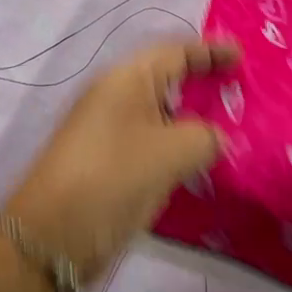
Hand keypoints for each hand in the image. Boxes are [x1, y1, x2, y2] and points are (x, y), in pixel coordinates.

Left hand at [3, 39, 241, 281]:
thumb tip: (214, 138)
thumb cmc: (112, 179)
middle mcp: (115, 95)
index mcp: (127, 78)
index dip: (211, 52)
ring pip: (160, 114)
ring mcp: (108, 130)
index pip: (177, 51)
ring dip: (192, 120)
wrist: (48, 240)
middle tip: (241, 95)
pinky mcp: (106, 163)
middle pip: (168, 79)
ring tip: (230, 131)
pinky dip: (176, 146)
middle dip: (204, 84)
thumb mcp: (171, 153)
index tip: (243, 58)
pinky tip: (200, 166)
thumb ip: (205, 137)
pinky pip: (151, 142)